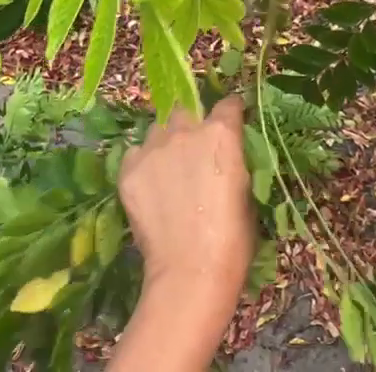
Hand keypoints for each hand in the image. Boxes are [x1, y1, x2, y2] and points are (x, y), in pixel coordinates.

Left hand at [119, 96, 253, 302]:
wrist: (191, 271)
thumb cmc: (233, 238)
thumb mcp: (247, 191)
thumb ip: (233, 161)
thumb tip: (226, 157)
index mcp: (221, 133)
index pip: (228, 104)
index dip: (231, 113)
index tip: (231, 122)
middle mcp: (185, 130)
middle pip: (185, 108)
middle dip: (190, 120)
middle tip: (193, 147)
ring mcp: (153, 148)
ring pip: (157, 129)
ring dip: (165, 141)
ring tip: (168, 168)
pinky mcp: (128, 169)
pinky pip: (134, 153)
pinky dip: (142, 163)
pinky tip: (149, 186)